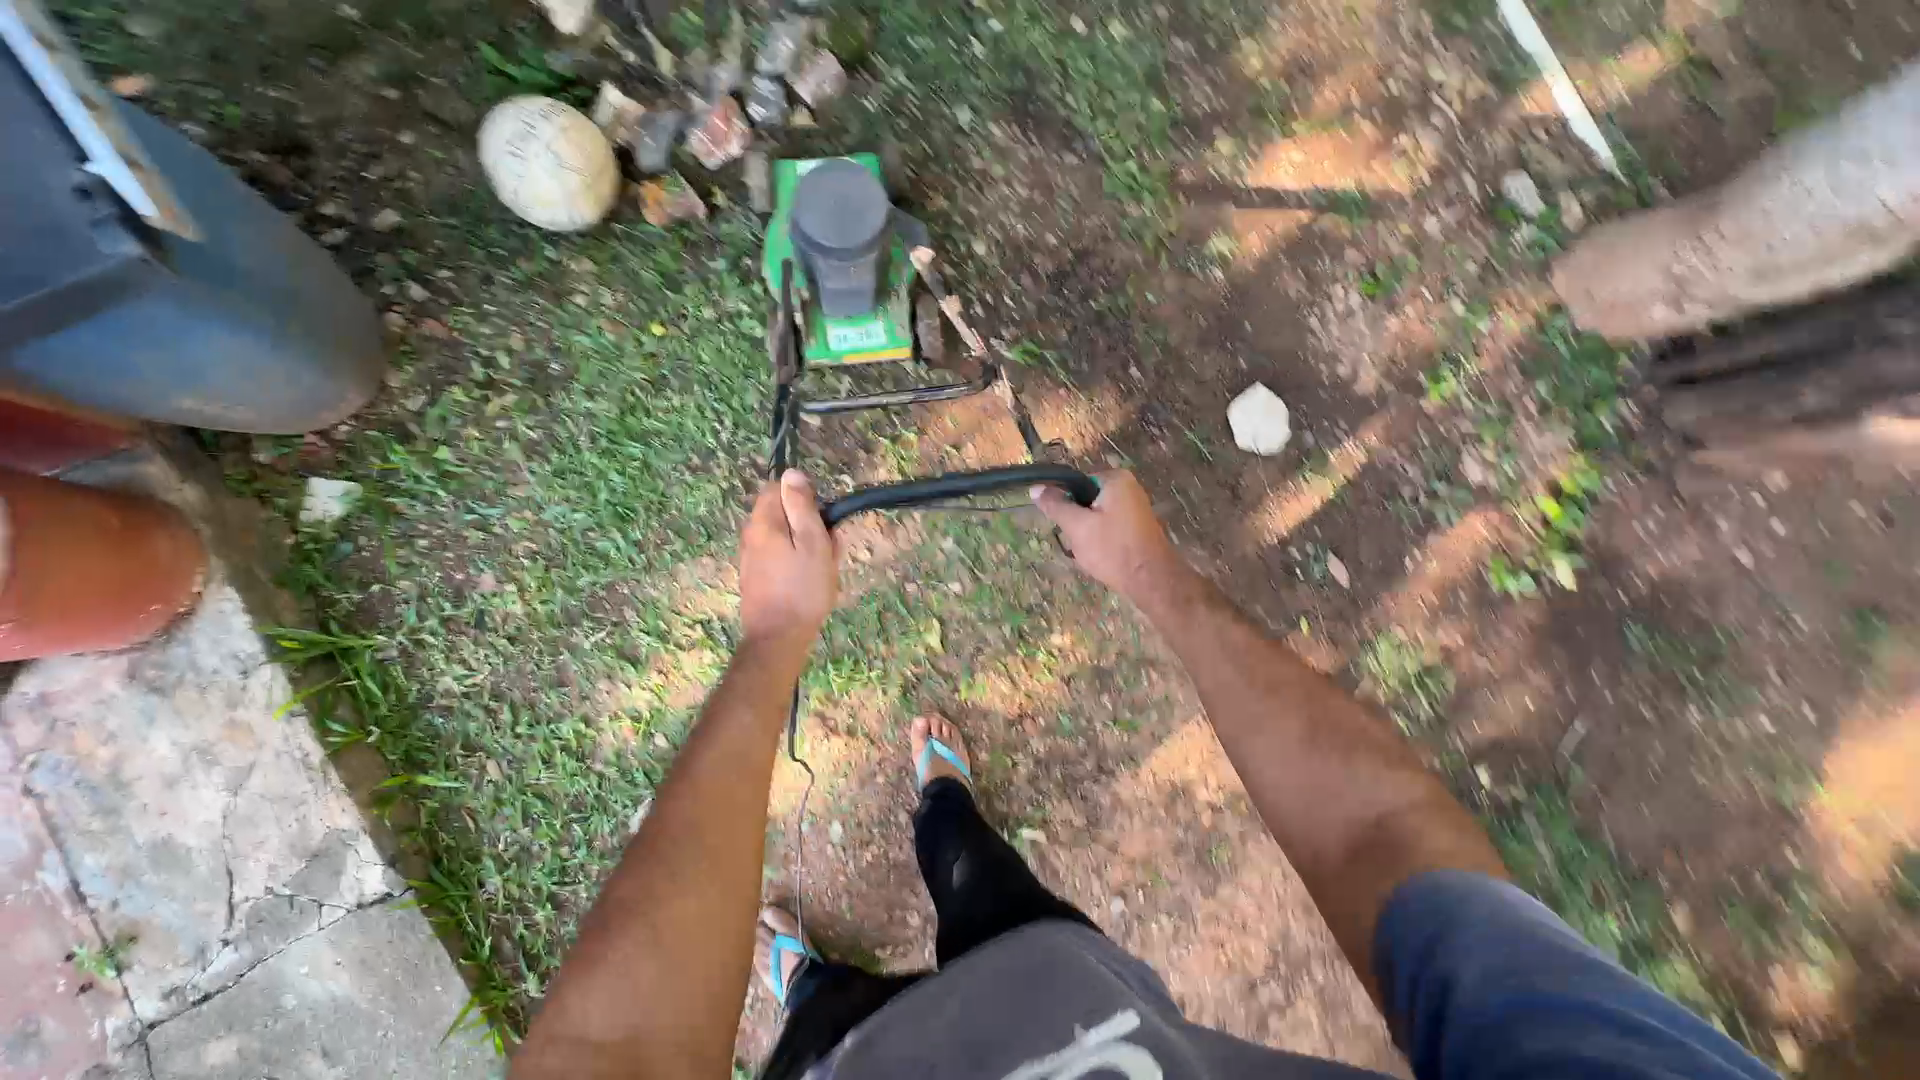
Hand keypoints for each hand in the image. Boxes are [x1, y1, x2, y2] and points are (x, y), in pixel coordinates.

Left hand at [738, 470, 840, 648]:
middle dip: (807, 525)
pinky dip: (796, 563)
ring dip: (805, 546)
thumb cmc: (803, 589)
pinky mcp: (755, 577)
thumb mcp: (812, 542)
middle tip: (828, 549)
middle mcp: (750, 535)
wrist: (778, 639)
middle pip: (781, 513)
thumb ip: (802, 506)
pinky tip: (809, 582)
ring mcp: (751, 557)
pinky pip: (779, 557)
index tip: (822, 520)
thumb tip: (792, 473)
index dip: (804, 498)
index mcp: (763, 522)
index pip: (778, 488)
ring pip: (783, 537)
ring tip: (822, 569)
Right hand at [1032, 470, 1191, 606]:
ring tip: (1091, 552)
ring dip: (1087, 536)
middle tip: (1078, 541)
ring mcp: (1135, 508)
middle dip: (1078, 523)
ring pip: (1096, 518)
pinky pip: (1109, 529)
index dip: (1066, 504)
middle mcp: (1129, 488)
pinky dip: (1101, 542)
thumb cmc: (1113, 549)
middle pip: (1086, 501)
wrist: (1151, 580)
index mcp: (1116, 479)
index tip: (1065, 525)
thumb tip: (1036, 488)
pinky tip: (1102, 558)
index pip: (1076, 483)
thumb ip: (1056, 505)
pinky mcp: (1137, 528)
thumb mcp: (1077, 526)